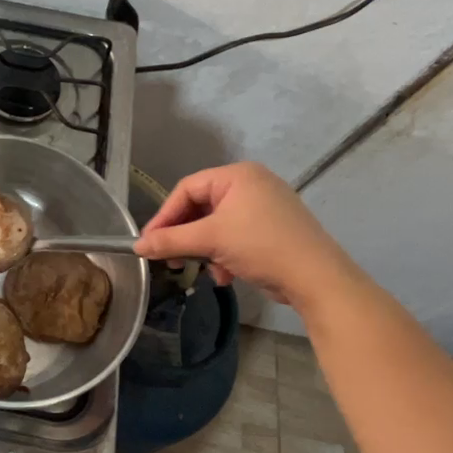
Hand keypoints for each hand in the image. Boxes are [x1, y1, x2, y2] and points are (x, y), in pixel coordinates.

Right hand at [134, 162, 360, 309]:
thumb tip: (136, 247)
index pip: (186, 189)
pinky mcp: (270, 230)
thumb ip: (169, 241)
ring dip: (203, 250)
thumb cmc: (260, 246)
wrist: (316, 277)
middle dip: (184, 236)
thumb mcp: (209, 241)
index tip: (148, 242)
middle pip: (200, 208)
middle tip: (168, 258)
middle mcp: (251, 185)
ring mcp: (263, 207)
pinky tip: (225, 275)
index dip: (164, 216)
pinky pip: (233, 237)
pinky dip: (223, 255)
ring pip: (215, 226)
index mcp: (237, 176)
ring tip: (201, 270)